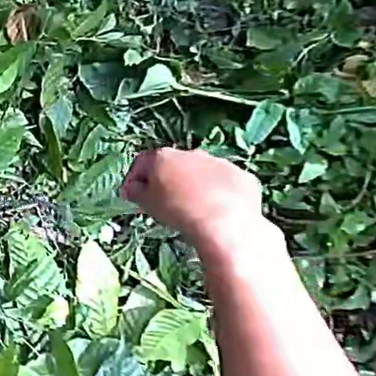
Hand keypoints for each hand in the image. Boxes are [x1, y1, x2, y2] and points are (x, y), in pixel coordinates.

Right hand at [121, 148, 270, 251]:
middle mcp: (192, 154)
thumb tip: (133, 188)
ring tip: (190, 206)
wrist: (224, 221)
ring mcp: (221, 163)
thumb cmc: (176, 209)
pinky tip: (214, 209)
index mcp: (163, 156)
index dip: (134, 178)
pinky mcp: (242, 176)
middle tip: (162, 200)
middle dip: (167, 180)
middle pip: (173, 165)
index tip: (132, 194)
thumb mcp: (144, 202)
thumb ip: (135, 191)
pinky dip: (217, 192)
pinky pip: (224, 182)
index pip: (142, 162)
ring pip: (201, 172)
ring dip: (193, 185)